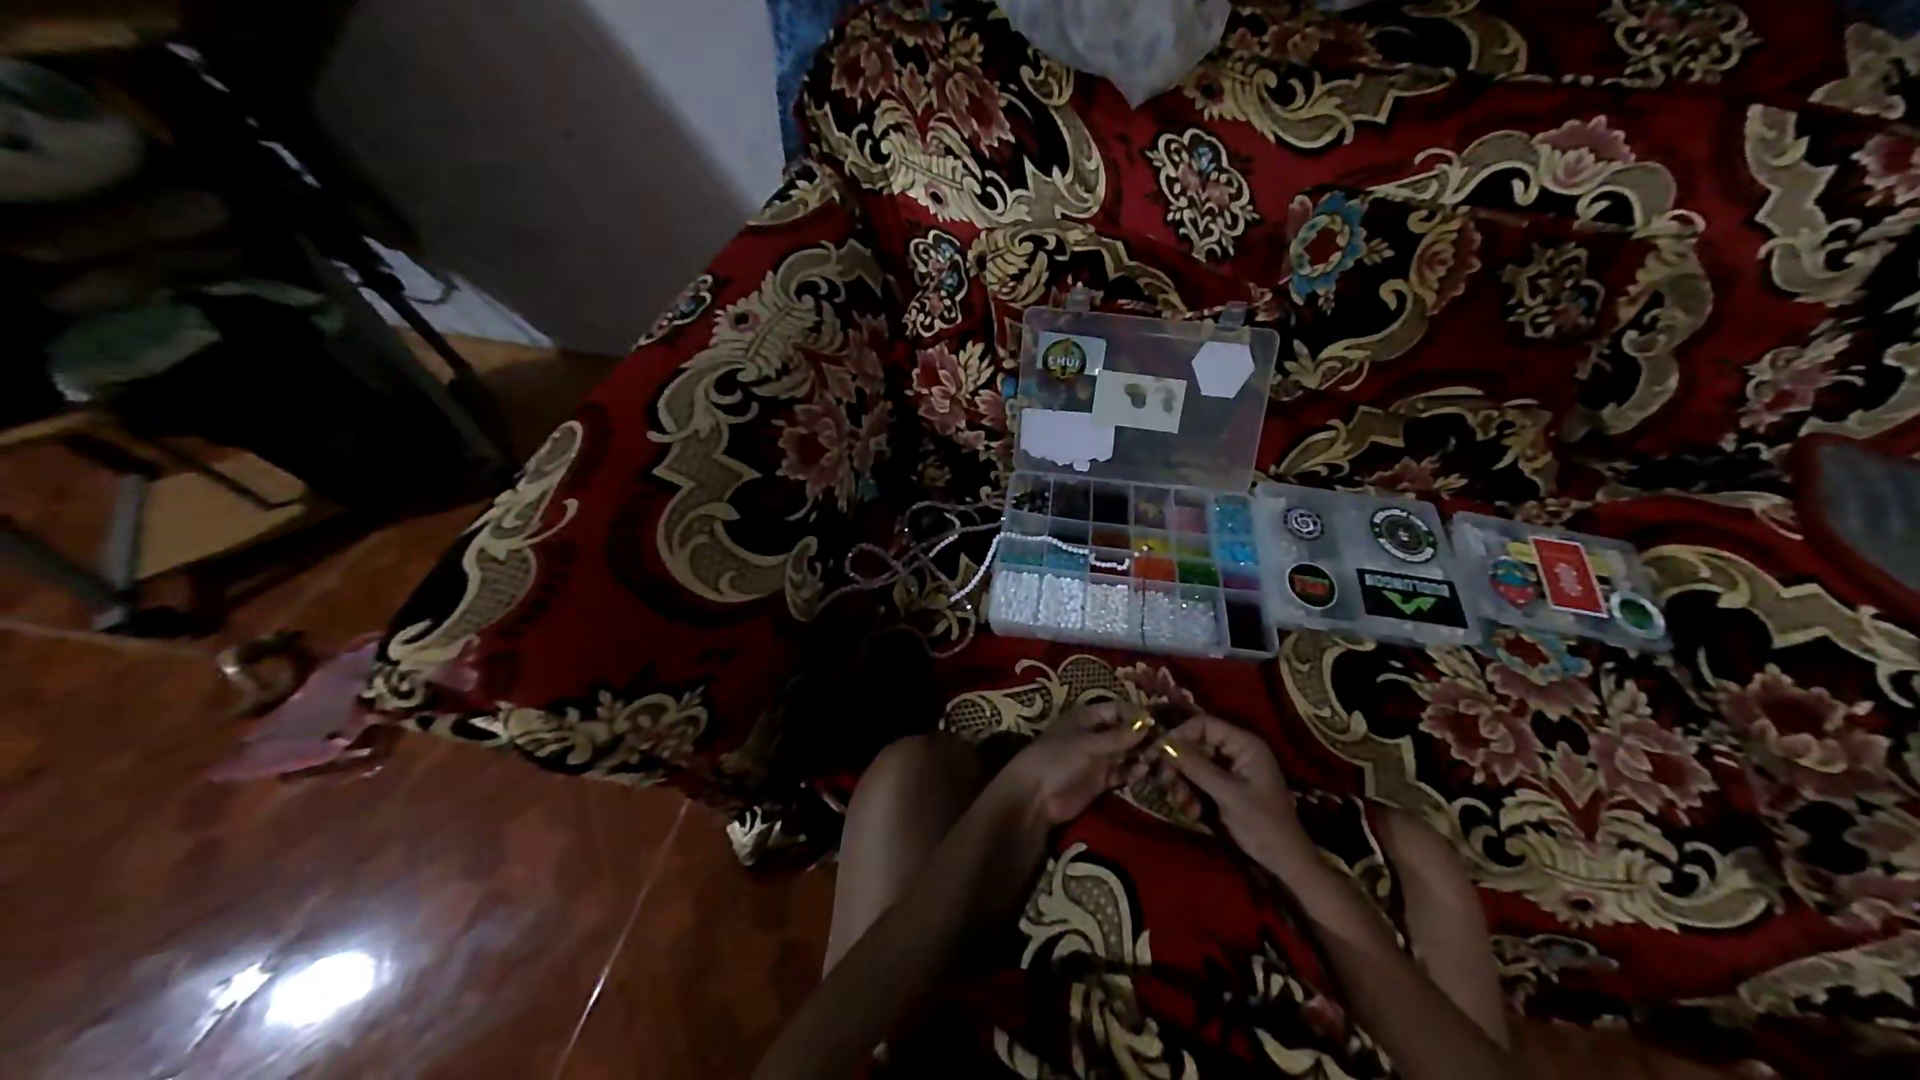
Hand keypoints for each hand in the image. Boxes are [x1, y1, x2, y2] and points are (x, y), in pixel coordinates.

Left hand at [998, 702, 1154, 824]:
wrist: (1036, 796)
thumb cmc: (1057, 758)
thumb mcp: (1088, 744)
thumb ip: (1118, 736)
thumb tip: (1146, 725)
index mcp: (1086, 718)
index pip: (1116, 710)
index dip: (1135, 714)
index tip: (1155, 722)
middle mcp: (1094, 735)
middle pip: (1123, 731)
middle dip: (1142, 736)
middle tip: (1164, 743)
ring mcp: (1097, 758)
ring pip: (1125, 753)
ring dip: (1140, 755)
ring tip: (1157, 759)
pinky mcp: (1100, 780)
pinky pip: (1121, 772)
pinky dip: (1132, 772)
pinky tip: (1142, 773)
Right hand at [1162, 715, 1314, 869]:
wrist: (1285, 860)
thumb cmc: (1263, 823)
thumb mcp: (1227, 794)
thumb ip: (1196, 767)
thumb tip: (1165, 745)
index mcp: (1245, 744)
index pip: (1204, 724)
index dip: (1180, 735)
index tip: (1159, 753)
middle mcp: (1238, 750)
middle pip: (1196, 743)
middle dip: (1179, 763)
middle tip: (1164, 782)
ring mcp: (1233, 768)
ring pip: (1195, 763)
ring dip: (1183, 781)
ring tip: (1179, 802)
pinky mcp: (1228, 785)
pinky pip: (1201, 779)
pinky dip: (1192, 792)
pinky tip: (1190, 810)